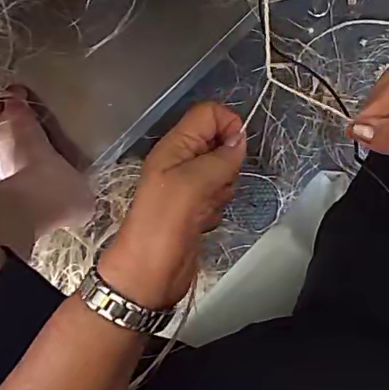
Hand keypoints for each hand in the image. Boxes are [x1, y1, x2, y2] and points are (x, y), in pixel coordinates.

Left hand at [100, 101, 245, 307]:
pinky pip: (220, 194)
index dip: (228, 124)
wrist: (148, 276)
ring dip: (225, 186)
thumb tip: (240, 139)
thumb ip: (219, 158)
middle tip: (216, 184)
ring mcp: (188, 186)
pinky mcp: (195, 208)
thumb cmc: (164, 225)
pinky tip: (205, 221)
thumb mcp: (191, 184)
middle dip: (229, 160)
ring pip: (223, 169)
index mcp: (174, 146)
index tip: (236, 151)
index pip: (207, 113)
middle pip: (219, 141)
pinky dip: (219, 205)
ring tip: (208, 205)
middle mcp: (180, 161)